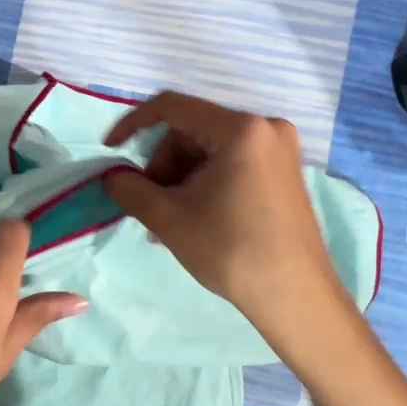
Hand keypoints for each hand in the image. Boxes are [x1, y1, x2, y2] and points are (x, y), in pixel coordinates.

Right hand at [101, 91, 340, 321]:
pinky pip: (228, 162)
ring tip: (167, 219)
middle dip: (161, 163)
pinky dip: (201, 182)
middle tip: (148, 201)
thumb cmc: (231, 250)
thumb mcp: (166, 217)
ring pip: (206, 149)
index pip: (171, 107)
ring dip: (178, 178)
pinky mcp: (282, 171)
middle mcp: (265, 128)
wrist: (296, 298)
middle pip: (189, 130)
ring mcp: (278, 150)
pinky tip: (190, 217)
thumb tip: (111, 175)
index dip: (132, 124)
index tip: (110, 149)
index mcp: (240, 129)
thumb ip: (128, 187)